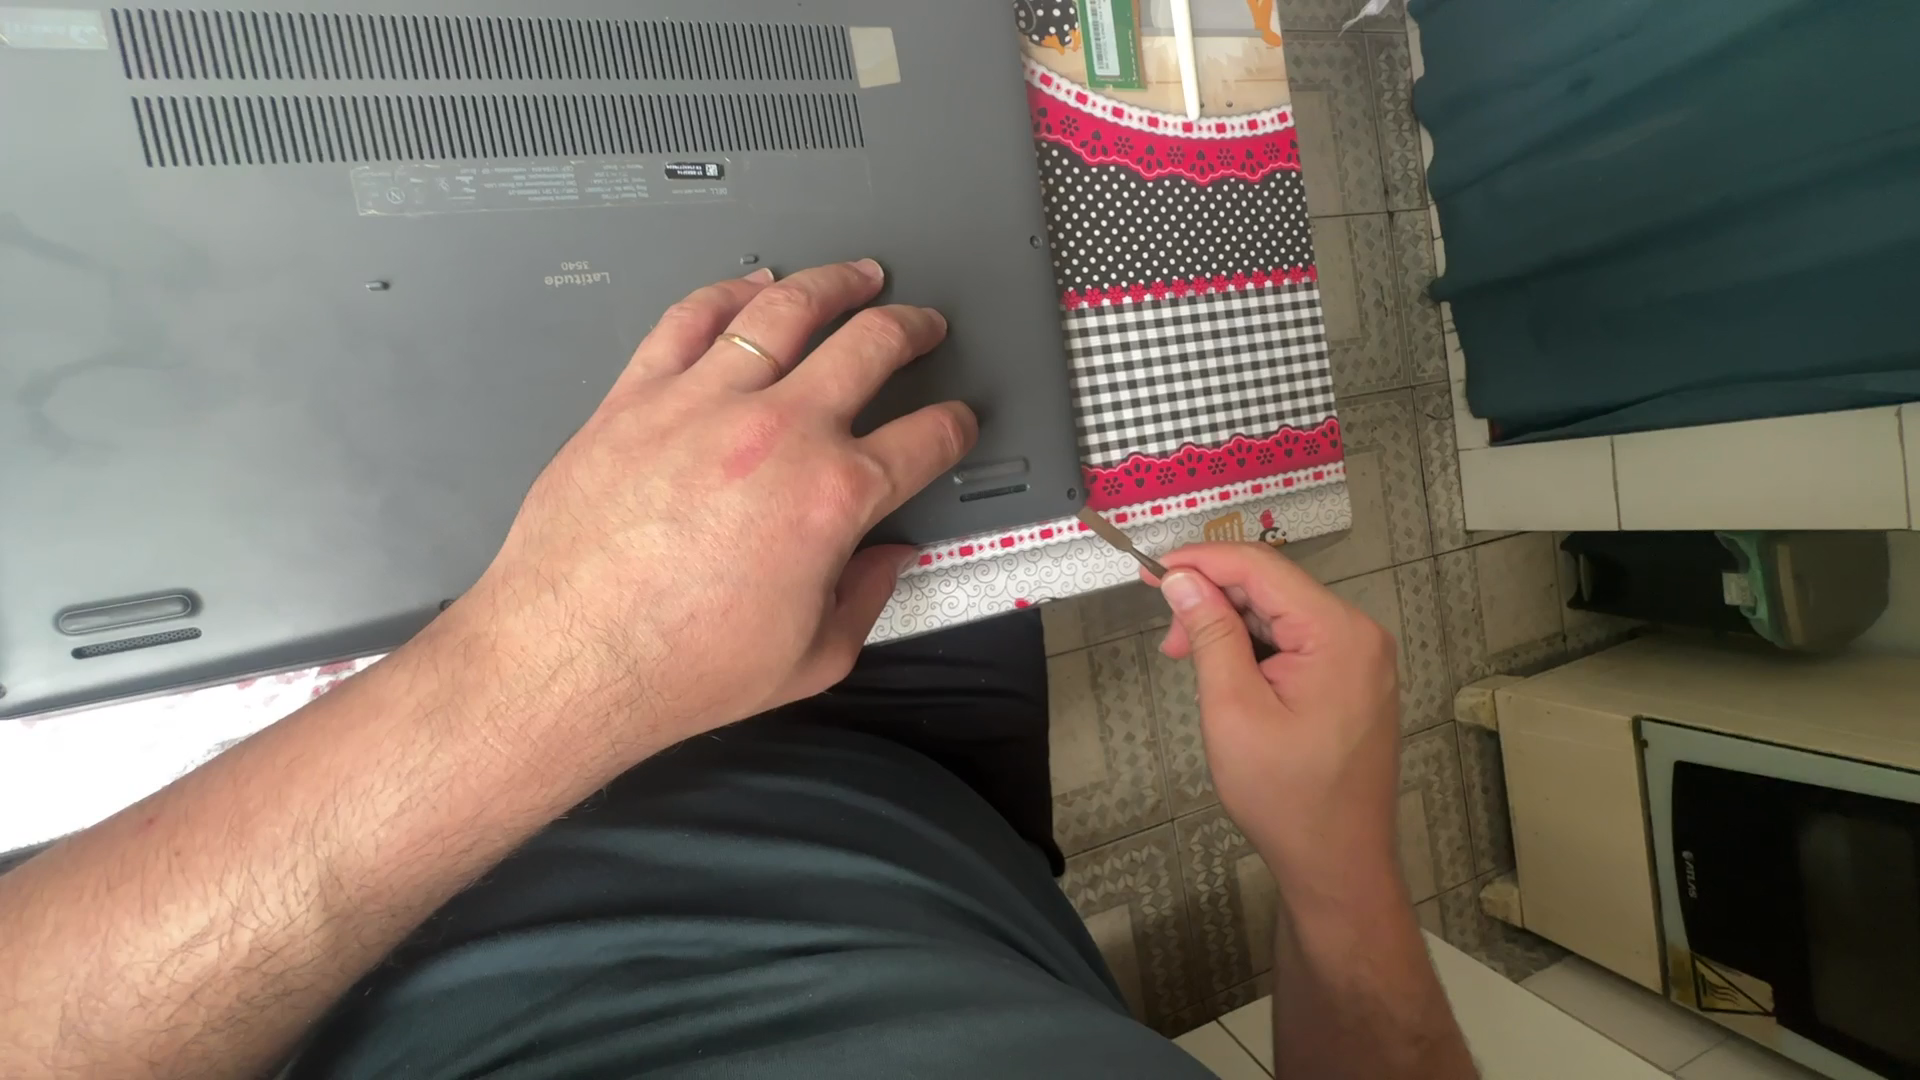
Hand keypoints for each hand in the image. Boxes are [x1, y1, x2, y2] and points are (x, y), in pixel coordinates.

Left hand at [460, 260, 975, 754]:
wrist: (566, 663)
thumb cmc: (680, 665)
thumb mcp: (814, 655)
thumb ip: (869, 597)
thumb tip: (888, 560)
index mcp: (833, 497)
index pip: (925, 439)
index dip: (954, 426)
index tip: (954, 423)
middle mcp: (777, 435)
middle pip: (871, 346)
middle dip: (913, 327)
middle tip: (923, 322)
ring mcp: (705, 404)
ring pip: (787, 308)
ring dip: (835, 284)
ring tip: (857, 275)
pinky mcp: (639, 398)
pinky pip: (692, 318)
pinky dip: (730, 290)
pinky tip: (752, 284)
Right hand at [1148, 543, 1401, 905]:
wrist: (1336, 865)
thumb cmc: (1282, 793)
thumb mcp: (1232, 708)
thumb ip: (1209, 632)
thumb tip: (1181, 577)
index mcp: (1337, 632)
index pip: (1260, 567)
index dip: (1200, 560)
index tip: (1149, 571)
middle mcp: (1356, 632)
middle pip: (1269, 586)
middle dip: (1210, 598)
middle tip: (1167, 639)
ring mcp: (1357, 655)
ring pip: (1276, 611)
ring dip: (1225, 623)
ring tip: (1186, 658)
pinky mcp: (1349, 675)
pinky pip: (1291, 638)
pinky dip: (1249, 644)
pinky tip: (1221, 669)